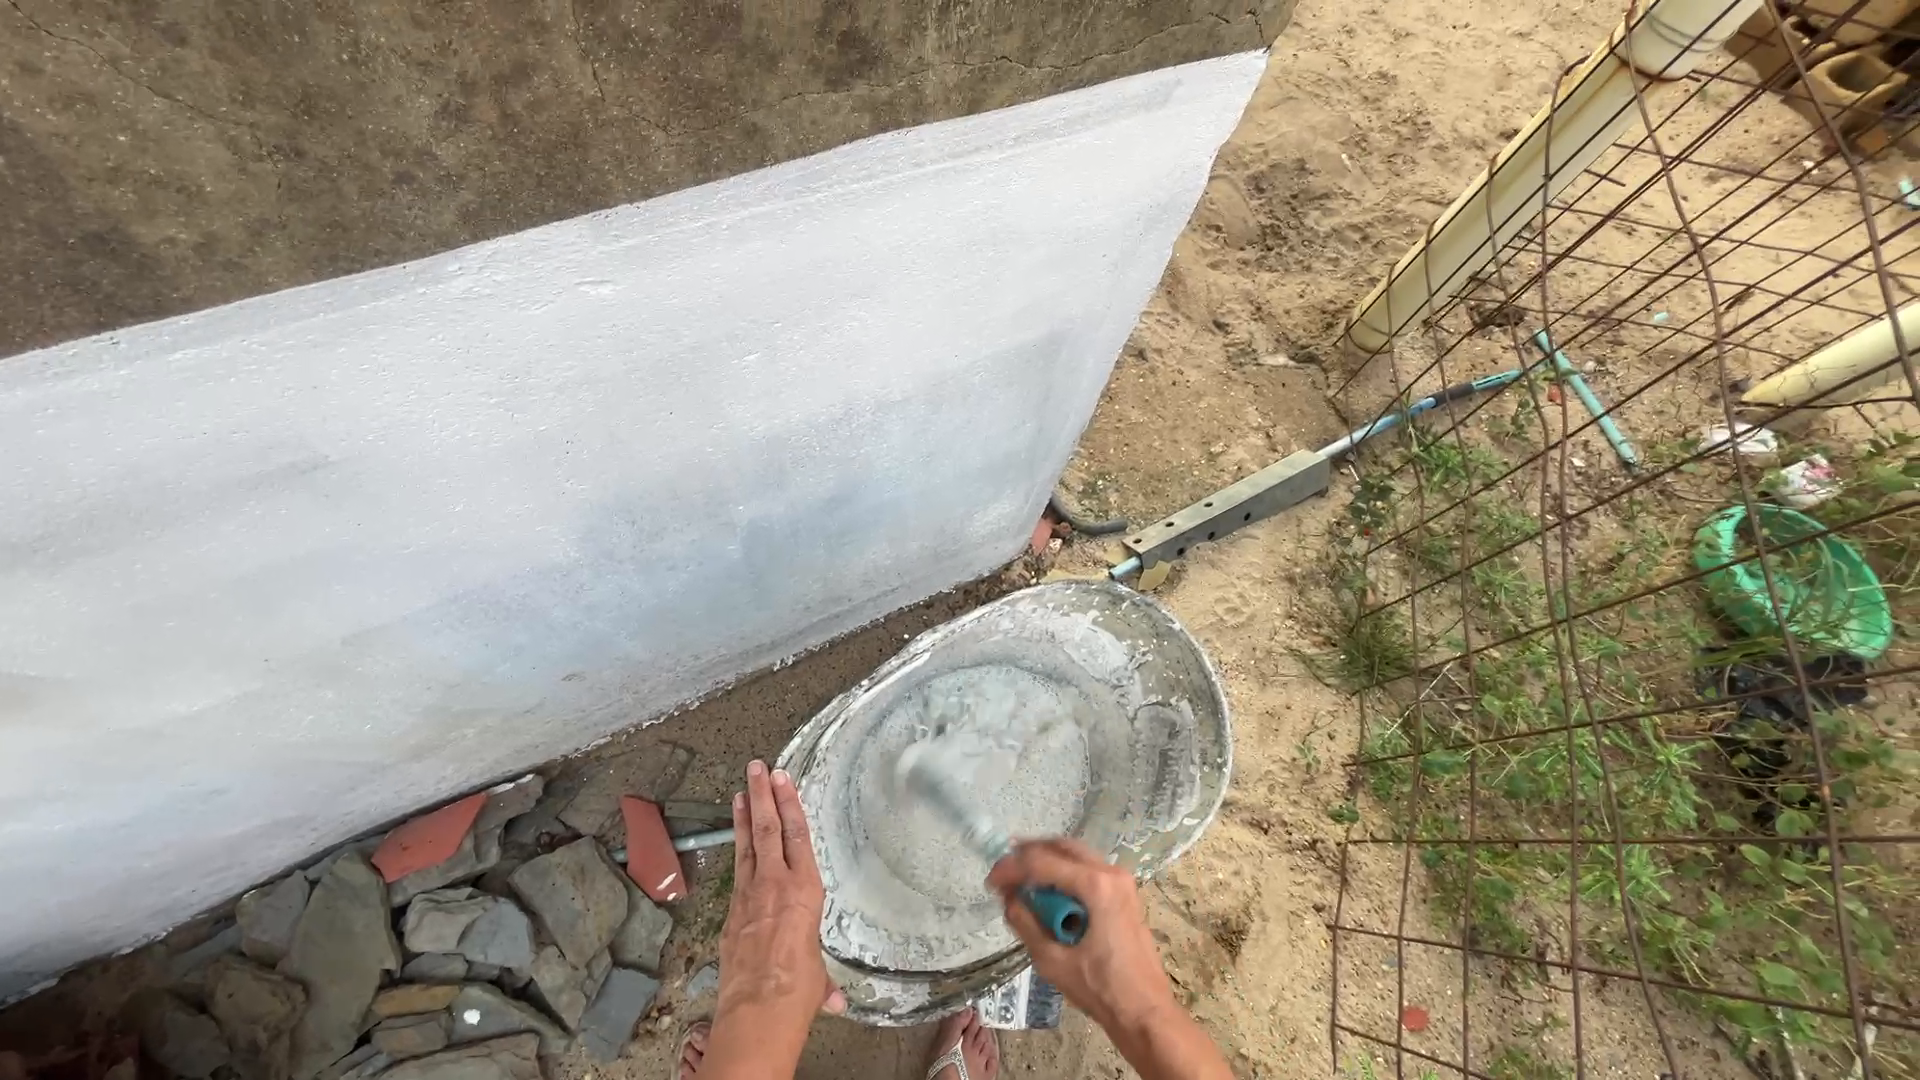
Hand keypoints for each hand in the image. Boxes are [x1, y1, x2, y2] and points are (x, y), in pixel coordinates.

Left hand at [703, 761, 842, 1079]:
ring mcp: (750, 895)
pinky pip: (736, 869)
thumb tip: (831, 1000)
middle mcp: (777, 884)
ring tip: (743, 786)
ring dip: (747, 813)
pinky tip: (736, 834)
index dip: (790, 803)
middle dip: (764, 795)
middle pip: (770, 828)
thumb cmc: (797, 992)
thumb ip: (821, 979)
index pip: (798, 835)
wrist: (758, 1011)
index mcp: (806, 890)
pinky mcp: (731, 912)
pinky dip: (736, 846)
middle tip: (758, 767)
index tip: (783, 779)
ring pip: (749, 844)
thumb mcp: (817, 978)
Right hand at [986, 838, 1178, 1034]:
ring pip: (1075, 855)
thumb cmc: (1100, 990)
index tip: (990, 881)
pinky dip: (1064, 872)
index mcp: (1096, 886)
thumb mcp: (1052, 960)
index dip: (1011, 868)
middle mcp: (1111, 873)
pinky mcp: (1124, 893)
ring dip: (1046, 861)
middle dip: (1028, 854)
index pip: (1043, 863)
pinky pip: (1087, 869)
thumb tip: (1008, 898)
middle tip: (1004, 870)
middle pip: (1061, 847)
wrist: (1146, 1013)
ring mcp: (1122, 881)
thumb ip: (1025, 923)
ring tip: (1020, 877)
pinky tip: (1047, 888)